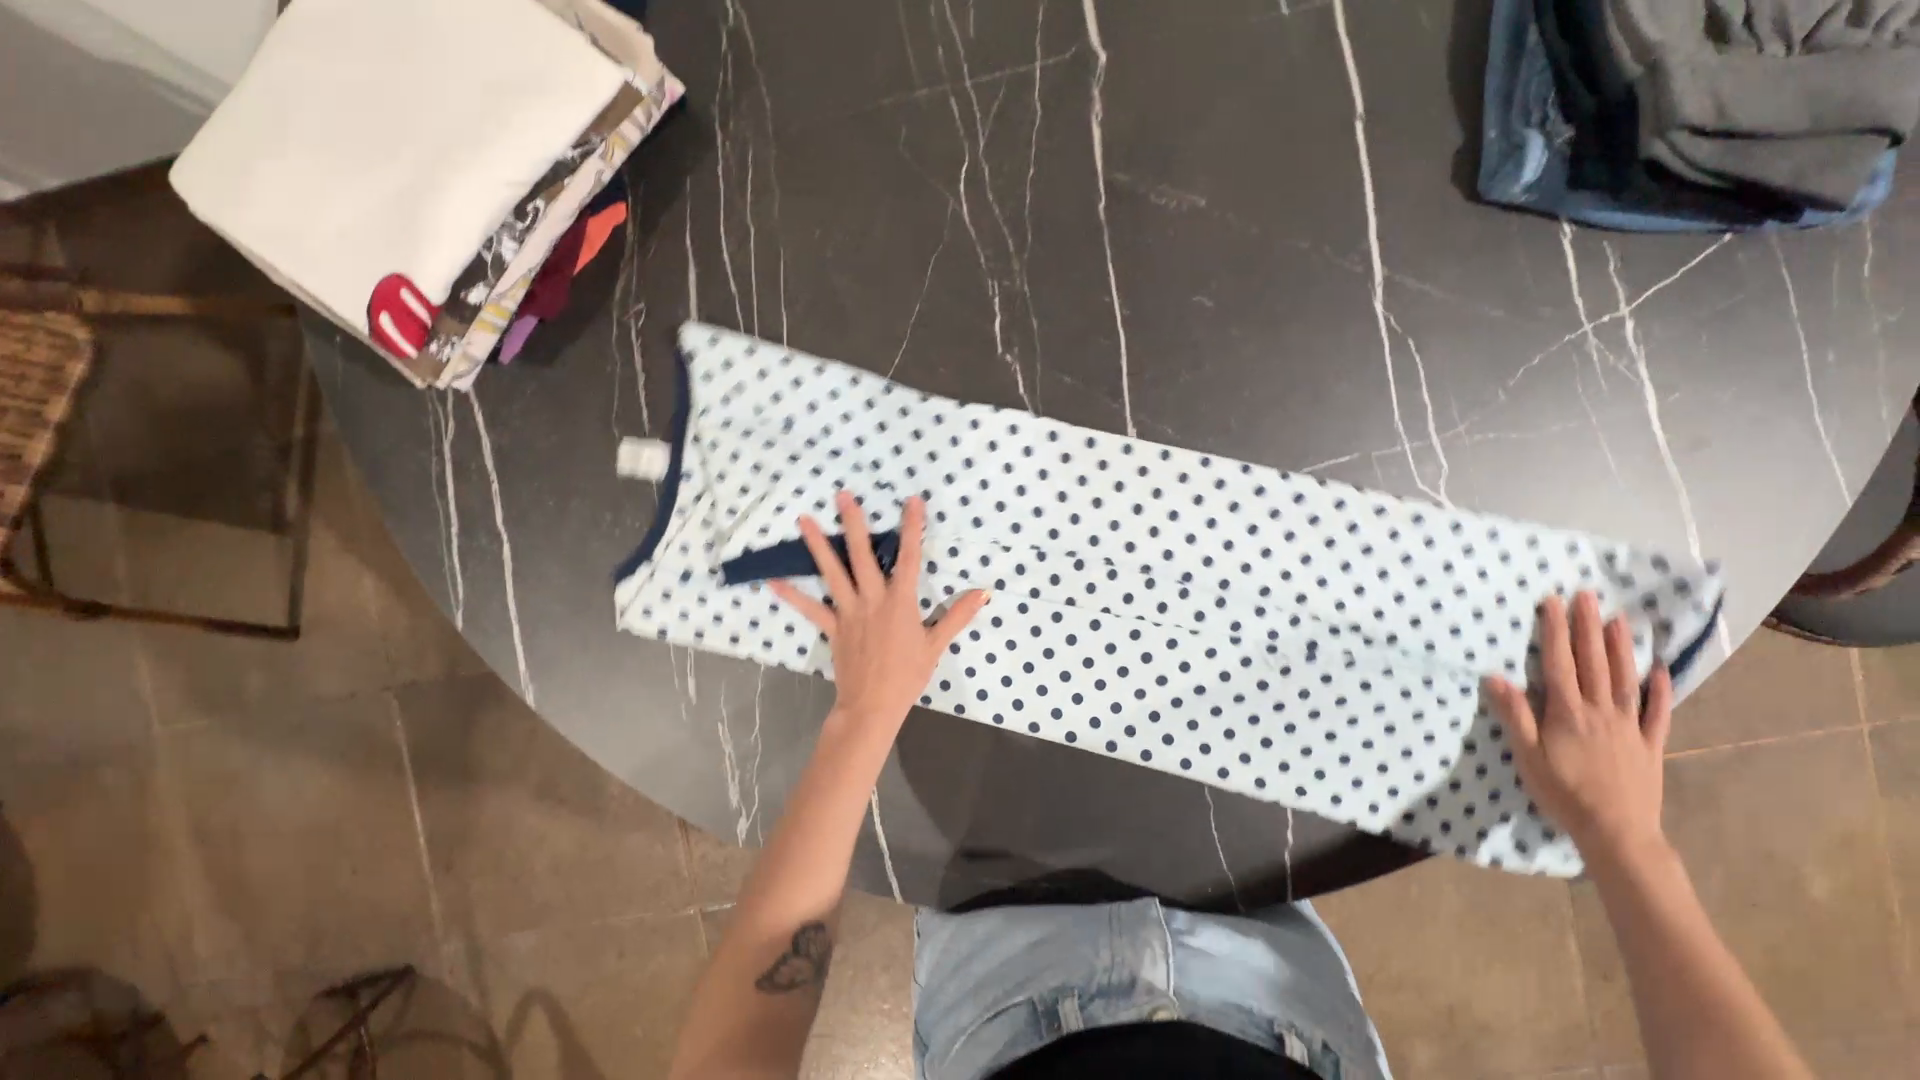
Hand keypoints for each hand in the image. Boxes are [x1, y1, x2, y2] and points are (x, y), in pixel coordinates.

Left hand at [768, 491, 988, 733]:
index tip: (912, 501)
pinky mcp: (832, 627)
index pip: (910, 558)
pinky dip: (792, 595)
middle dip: (853, 523)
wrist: (873, 705)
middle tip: (842, 496)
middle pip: (862, 555)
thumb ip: (958, 615)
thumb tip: (984, 592)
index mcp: (901, 602)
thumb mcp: (936, 645)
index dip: (912, 528)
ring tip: (803, 520)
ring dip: (817, 545)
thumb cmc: (907, 676)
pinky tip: (773, 581)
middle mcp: (872, 599)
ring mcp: (849, 612)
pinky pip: (810, 608)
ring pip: (832, 572)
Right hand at [1484, 591, 1674, 867]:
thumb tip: (1495, 677)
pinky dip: (1659, 689)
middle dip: (1587, 627)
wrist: (1616, 831)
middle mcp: (1600, 711)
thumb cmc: (1563, 793)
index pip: (1559, 663)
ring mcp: (1629, 726)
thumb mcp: (1528, 756)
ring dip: (1619, 647)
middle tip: (1586, 595)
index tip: (1553, 601)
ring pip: (1624, 678)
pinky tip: (1660, 670)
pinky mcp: (1649, 745)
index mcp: (1567, 713)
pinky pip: (1656, 712)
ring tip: (1617, 618)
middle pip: (1593, 662)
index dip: (1555, 631)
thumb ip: (1515, 715)